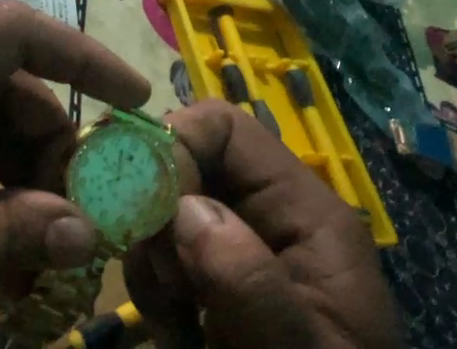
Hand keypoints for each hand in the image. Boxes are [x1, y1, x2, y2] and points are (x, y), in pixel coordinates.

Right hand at [124, 99, 402, 348]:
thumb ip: (249, 281)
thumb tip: (185, 206)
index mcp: (306, 213)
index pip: (223, 127)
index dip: (175, 147)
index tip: (150, 209)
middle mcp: (269, 214)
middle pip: (182, 161)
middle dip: (153, 212)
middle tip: (167, 282)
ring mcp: (239, 245)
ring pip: (160, 206)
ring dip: (150, 258)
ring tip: (176, 321)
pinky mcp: (213, 276)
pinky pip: (158, 249)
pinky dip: (151, 284)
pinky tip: (176, 329)